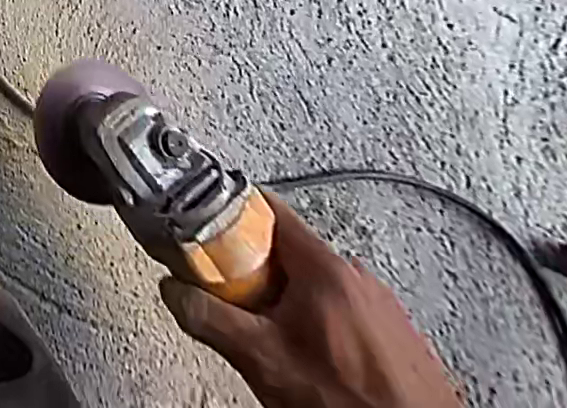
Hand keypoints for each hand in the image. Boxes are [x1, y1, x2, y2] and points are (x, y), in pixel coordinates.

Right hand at [159, 193, 462, 407]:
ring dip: (279, 291)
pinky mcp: (392, 330)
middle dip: (249, 264)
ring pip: (309, 275)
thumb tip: (175, 292)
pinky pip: (336, 301)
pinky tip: (305, 348)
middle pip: (283, 244)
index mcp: (325, 267)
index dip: (229, 210)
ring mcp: (378, 302)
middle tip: (230, 292)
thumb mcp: (264, 361)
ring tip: (267, 328)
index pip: (266, 207)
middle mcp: (355, 274)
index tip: (206, 226)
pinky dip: (310, 313)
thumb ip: (209, 318)